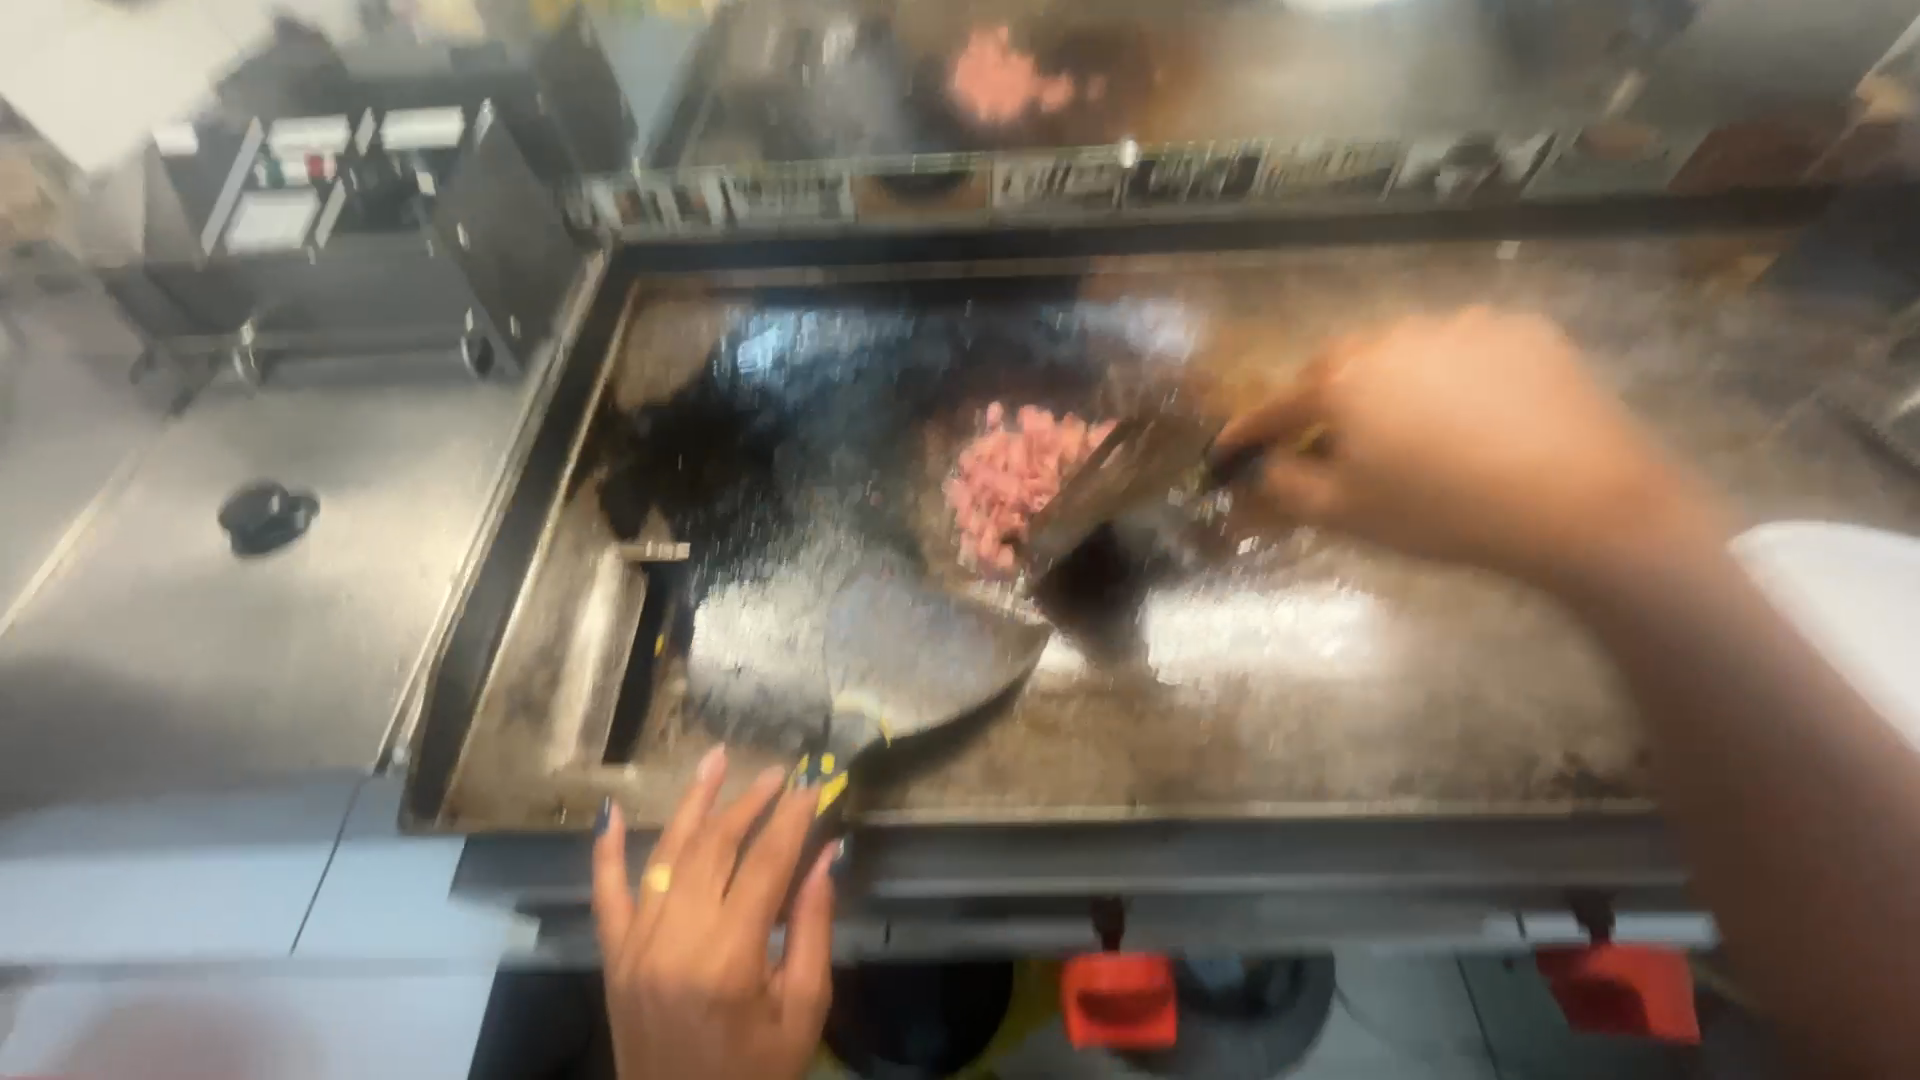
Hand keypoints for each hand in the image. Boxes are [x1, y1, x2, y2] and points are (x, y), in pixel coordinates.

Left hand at [594, 747, 834, 1079]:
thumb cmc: (758, 1073)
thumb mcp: (804, 1008)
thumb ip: (814, 926)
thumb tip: (828, 855)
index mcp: (728, 959)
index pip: (766, 864)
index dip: (793, 818)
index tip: (815, 785)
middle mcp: (675, 942)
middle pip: (715, 848)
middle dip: (750, 802)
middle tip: (779, 773)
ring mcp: (636, 947)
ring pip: (666, 855)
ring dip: (693, 802)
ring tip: (717, 758)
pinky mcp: (614, 958)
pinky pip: (605, 895)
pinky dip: (605, 852)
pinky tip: (610, 812)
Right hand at [1214, 306, 1725, 588]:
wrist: (1583, 504)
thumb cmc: (1444, 513)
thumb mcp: (1347, 514)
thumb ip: (1286, 486)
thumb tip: (1264, 466)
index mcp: (1343, 384)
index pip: (1276, 407)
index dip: (1248, 431)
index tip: (1228, 448)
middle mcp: (1392, 339)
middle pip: (1336, 368)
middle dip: (1322, 400)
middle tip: (1327, 438)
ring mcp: (1461, 327)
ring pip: (1400, 351)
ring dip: (1387, 381)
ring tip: (1408, 423)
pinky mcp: (1522, 330)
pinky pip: (1462, 347)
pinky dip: (1449, 372)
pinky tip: (1472, 410)